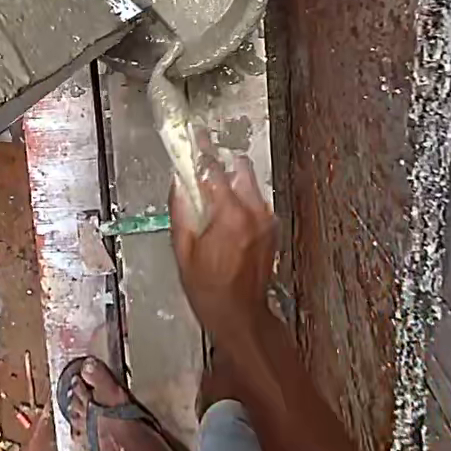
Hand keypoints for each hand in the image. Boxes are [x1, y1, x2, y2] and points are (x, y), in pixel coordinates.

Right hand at [170, 140, 275, 349]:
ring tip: (214, 200)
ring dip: (233, 183)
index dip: (201, 151)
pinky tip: (228, 218)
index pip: (214, 170)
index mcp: (229, 214)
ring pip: (251, 183)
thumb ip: (181, 210)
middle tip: (204, 172)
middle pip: (240, 168)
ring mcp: (267, 219)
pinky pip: (257, 201)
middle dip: (222, 165)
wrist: (240, 314)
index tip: (194, 135)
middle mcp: (254, 211)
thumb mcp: (183, 250)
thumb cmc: (207, 288)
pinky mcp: (273, 227)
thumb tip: (178, 181)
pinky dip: (243, 200)